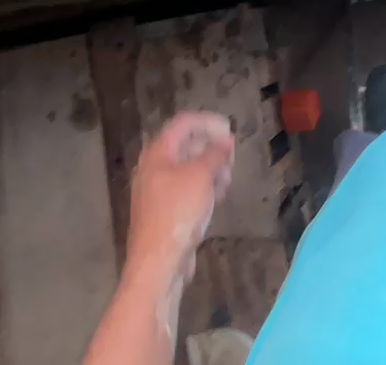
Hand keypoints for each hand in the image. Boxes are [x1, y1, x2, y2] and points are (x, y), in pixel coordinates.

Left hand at [85, 113, 235, 364]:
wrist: (158, 264)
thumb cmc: (178, 212)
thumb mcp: (201, 176)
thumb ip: (215, 153)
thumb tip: (225, 141)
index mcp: (157, 153)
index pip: (184, 123)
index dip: (208, 122)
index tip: (230, 131)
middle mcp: (153, 168)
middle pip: (185, 145)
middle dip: (211, 147)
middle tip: (231, 158)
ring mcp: (157, 191)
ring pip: (188, 168)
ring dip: (210, 168)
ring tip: (227, 180)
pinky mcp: (164, 212)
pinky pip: (186, 189)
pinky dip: (203, 186)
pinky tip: (217, 197)